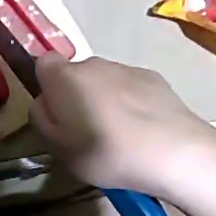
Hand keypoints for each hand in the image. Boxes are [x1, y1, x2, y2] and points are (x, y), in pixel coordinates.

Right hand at [30, 56, 215, 194]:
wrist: (174, 152)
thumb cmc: (105, 152)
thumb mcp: (57, 147)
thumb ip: (41, 119)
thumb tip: (44, 102)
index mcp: (65, 77)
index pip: (42, 64)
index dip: (45, 88)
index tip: (54, 115)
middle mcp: (95, 64)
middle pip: (75, 75)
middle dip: (75, 97)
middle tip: (83, 133)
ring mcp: (128, 68)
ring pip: (104, 82)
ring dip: (103, 101)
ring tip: (116, 136)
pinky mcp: (156, 79)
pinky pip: (130, 89)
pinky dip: (130, 105)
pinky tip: (140, 132)